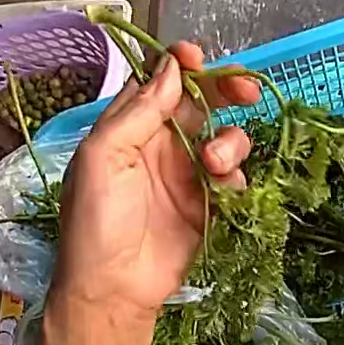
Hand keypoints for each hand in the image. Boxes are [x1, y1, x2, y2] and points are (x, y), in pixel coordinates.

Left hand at [48, 42, 261, 321]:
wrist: (116, 285)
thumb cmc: (96, 220)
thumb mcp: (103, 157)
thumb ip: (140, 111)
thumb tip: (172, 69)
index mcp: (130, 127)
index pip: (160, 83)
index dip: (181, 66)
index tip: (197, 59)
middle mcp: (163, 144)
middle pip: (203, 104)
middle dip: (227, 91)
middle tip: (247, 92)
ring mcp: (189, 174)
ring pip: (225, 139)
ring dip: (228, 144)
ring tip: (213, 165)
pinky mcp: (211, 202)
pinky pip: (236, 178)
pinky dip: (235, 178)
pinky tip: (221, 191)